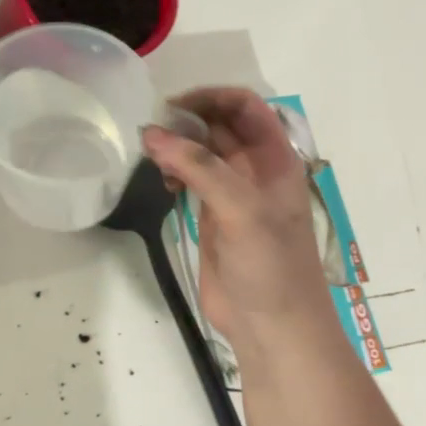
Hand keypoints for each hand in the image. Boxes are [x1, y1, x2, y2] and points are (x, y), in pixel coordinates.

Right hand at [141, 87, 328, 346]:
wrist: (273, 328)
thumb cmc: (270, 266)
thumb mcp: (239, 209)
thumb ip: (198, 167)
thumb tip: (151, 133)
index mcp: (275, 159)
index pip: (244, 106)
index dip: (211, 97)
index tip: (172, 107)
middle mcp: (254, 169)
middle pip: (218, 123)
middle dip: (185, 120)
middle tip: (151, 129)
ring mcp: (232, 192)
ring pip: (200, 149)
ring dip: (175, 145)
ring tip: (151, 155)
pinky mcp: (212, 215)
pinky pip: (189, 176)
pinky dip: (171, 170)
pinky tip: (160, 181)